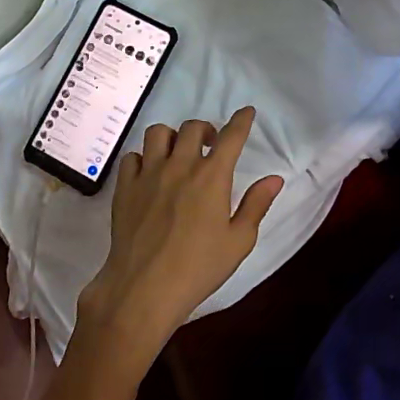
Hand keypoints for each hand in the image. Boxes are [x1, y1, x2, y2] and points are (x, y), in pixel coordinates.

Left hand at [76, 106, 283, 358]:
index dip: (242, 120)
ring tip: (179, 153)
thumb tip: (274, 178)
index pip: (231, 137)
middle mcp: (180, 166)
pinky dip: (144, 158)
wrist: (145, 286)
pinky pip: (133, 157)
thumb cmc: (199, 267)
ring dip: (173, 137)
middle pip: (193, 128)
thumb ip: (256, 205)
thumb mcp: (239, 241)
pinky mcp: (125, 187)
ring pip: (158, 133)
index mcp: (212, 177)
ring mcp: (148, 174)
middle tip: (211, 145)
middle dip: (207, 129)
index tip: (247, 112)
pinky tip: (150, 173)